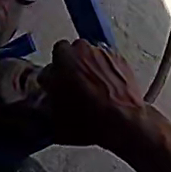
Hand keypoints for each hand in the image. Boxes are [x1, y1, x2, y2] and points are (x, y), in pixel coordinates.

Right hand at [40, 39, 159, 156]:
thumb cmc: (89, 121)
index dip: (52, 80)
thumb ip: (47, 104)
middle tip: (74, 85)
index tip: (56, 90)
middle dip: (69, 66)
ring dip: (88, 66)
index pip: (49, 68)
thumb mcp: (56, 120)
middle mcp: (80, 50)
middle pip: (69, 54)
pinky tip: (107, 87)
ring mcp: (101, 51)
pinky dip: (105, 70)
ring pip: (88, 55)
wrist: (123, 121)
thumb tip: (47, 101)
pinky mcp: (118, 57)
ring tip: (93, 88)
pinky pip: (106, 60)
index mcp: (61, 61)